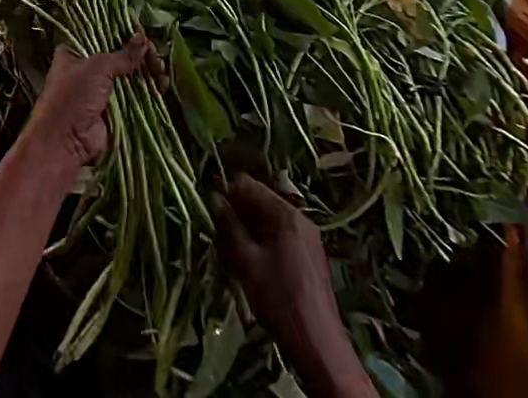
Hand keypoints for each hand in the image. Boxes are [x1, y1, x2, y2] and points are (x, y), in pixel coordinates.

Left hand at [20, 32, 155, 169]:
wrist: (65, 141)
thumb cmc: (74, 96)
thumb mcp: (97, 67)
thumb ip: (122, 55)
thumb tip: (143, 38)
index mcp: (76, 51)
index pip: (104, 34)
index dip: (125, 34)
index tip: (144, 34)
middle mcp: (89, 67)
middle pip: (121, 54)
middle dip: (141, 54)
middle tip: (155, 56)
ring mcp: (103, 88)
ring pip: (131, 74)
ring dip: (148, 70)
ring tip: (161, 70)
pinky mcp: (115, 107)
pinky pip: (136, 94)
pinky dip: (150, 88)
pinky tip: (163, 84)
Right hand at [213, 175, 339, 345]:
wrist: (317, 343)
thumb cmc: (278, 298)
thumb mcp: (245, 260)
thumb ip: (228, 225)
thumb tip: (213, 198)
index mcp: (285, 213)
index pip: (248, 184)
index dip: (226, 193)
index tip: (209, 210)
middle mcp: (300, 217)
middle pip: (260, 201)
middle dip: (237, 213)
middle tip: (218, 235)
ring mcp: (308, 236)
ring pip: (268, 219)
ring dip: (248, 229)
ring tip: (232, 253)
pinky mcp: (310, 254)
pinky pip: (280, 235)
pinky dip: (262, 241)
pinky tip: (252, 264)